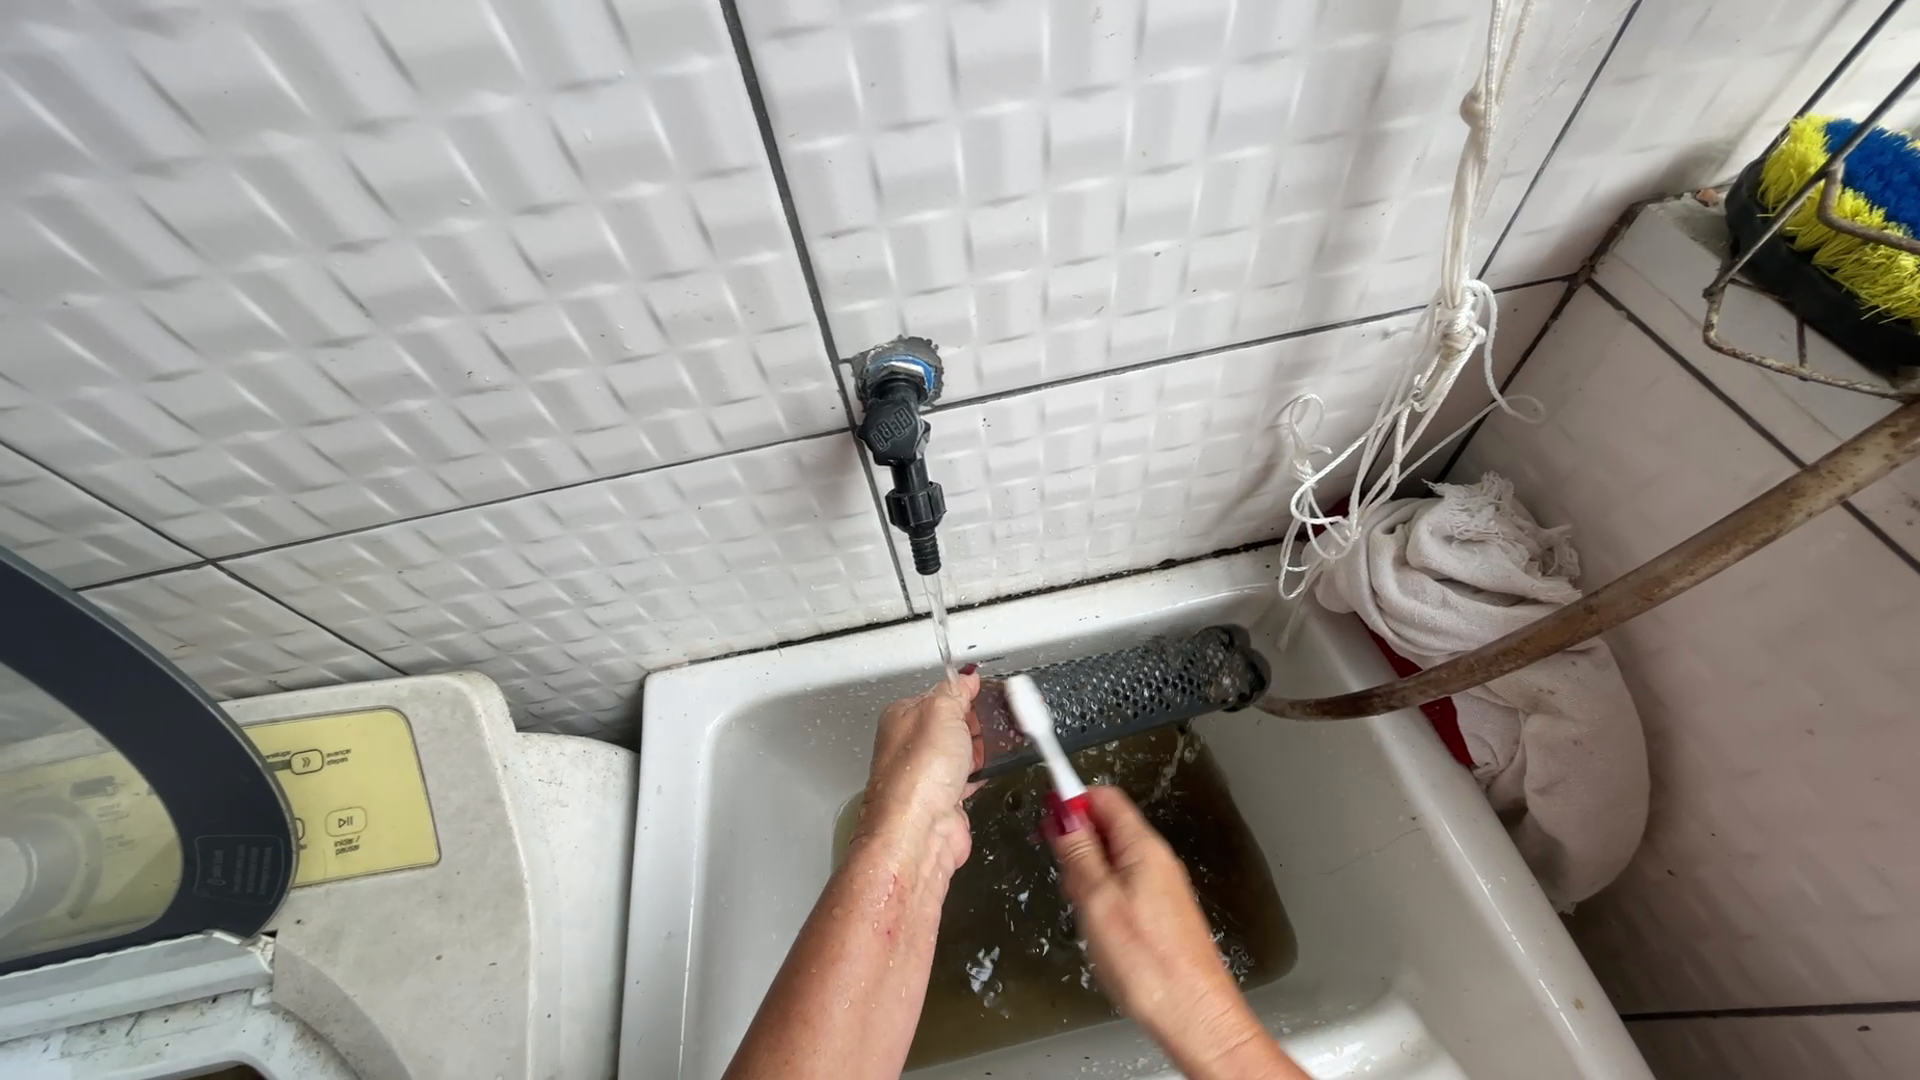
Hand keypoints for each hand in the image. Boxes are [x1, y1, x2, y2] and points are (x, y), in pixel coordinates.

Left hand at [853, 671, 983, 878]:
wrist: (918, 835)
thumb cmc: (916, 777)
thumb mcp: (942, 713)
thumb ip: (956, 691)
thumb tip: (966, 678)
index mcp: (902, 718)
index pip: (938, 695)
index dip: (964, 693)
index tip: (988, 690)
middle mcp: (911, 746)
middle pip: (950, 723)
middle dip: (976, 720)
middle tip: (1002, 714)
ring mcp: (928, 775)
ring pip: (960, 751)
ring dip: (981, 747)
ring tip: (1004, 738)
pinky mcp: (944, 800)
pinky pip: (967, 778)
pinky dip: (981, 772)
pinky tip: (993, 767)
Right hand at [1047, 786, 1306, 1079]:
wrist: (1198, 1020)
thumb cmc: (1152, 967)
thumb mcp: (1097, 901)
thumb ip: (1078, 852)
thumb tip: (1063, 812)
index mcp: (1142, 847)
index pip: (1104, 796)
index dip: (1072, 799)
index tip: (1048, 814)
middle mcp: (1156, 860)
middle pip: (1107, 825)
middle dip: (1077, 842)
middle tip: (1064, 874)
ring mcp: (1161, 887)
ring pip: (1113, 858)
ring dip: (1087, 872)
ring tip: (1082, 907)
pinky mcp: (1162, 913)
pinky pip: (1124, 885)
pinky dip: (1102, 895)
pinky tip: (1099, 926)